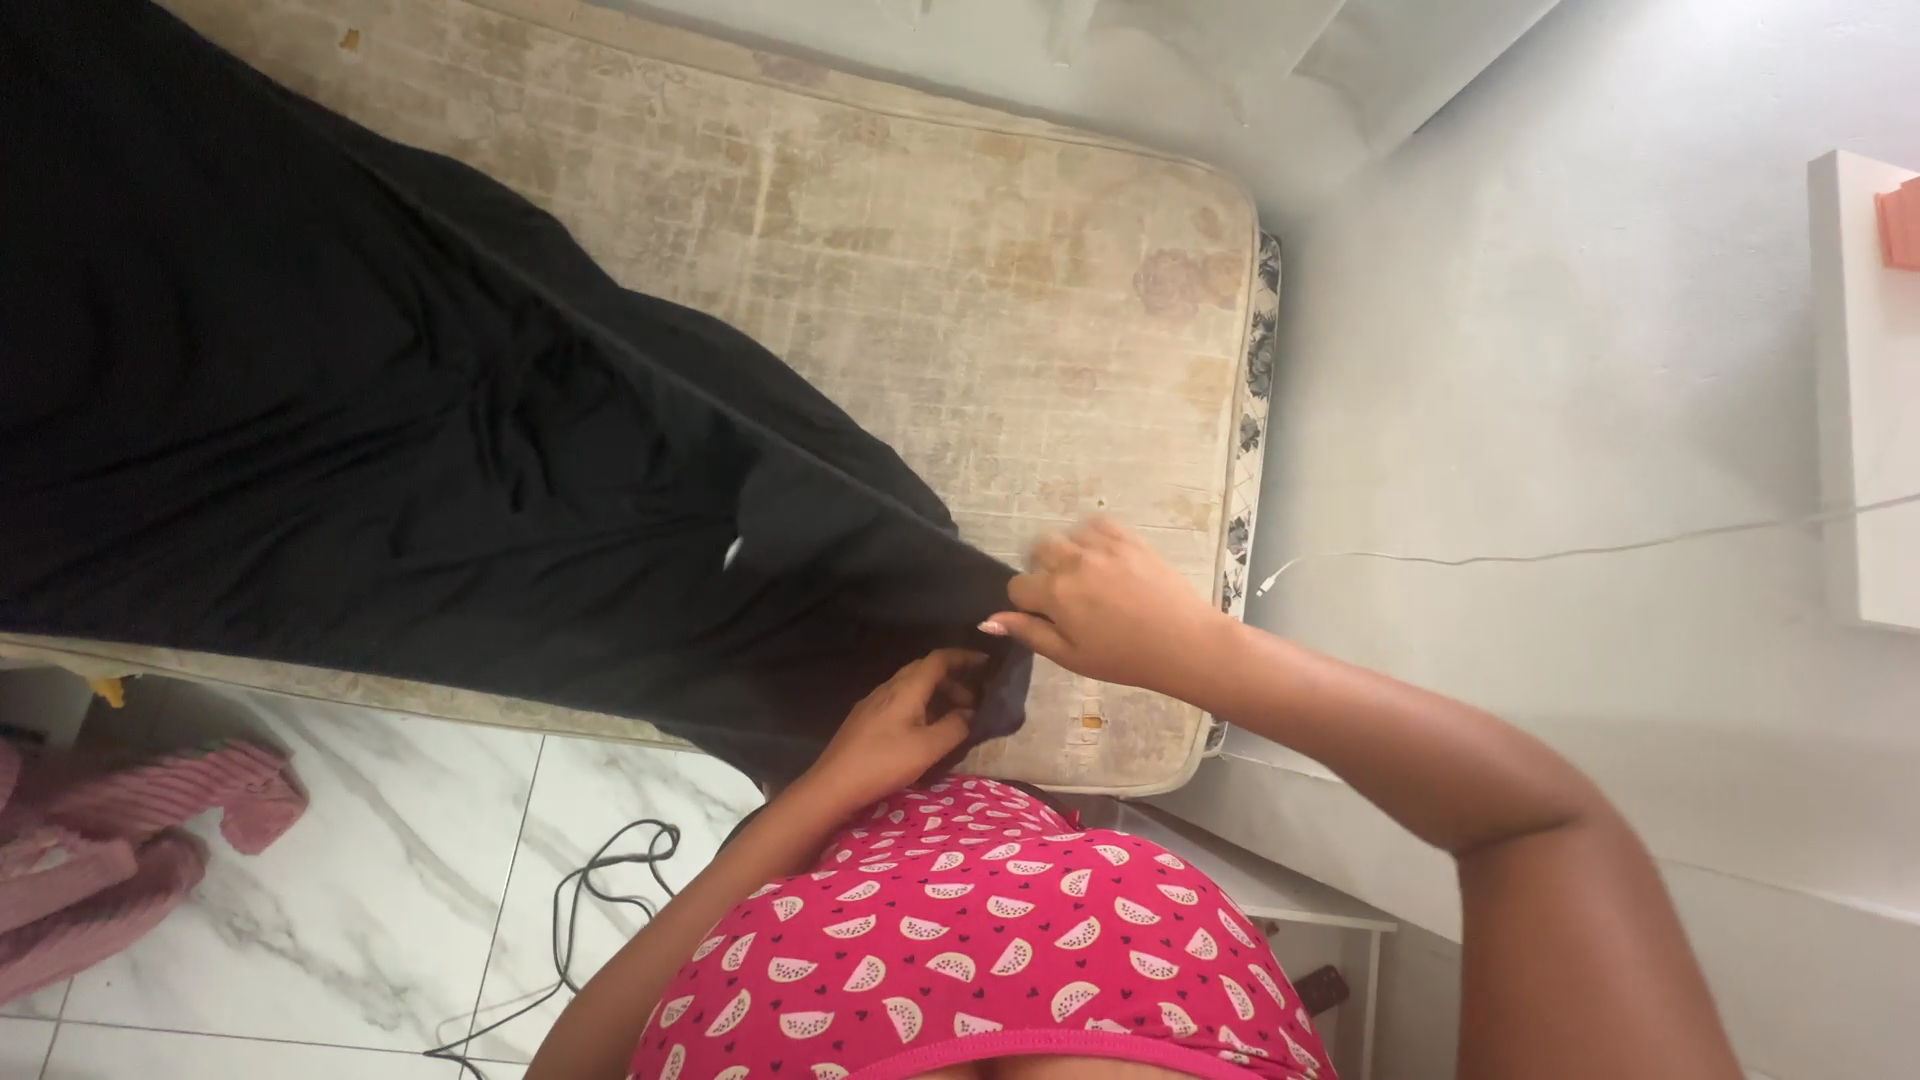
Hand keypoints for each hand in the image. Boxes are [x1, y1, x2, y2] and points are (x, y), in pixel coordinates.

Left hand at [797, 648, 986, 815]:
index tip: (986, 663)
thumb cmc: (883, 763)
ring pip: (912, 685)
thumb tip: (971, 713)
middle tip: (973, 700)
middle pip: (925, 670)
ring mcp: (874, 701)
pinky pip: (900, 699)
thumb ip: (954, 727)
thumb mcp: (927, 748)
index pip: (938, 659)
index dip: (963, 657)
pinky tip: (924, 728)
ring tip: (953, 717)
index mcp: (906, 688)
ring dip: (936, 694)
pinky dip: (920, 704)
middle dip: (953, 679)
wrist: (832, 784)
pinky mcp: (866, 717)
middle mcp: (889, 687)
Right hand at [980, 517, 1231, 696]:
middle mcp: (1073, 562)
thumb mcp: (1070, 656)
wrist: (1183, 642)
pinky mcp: (1128, 538)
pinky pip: (1096, 524)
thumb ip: (1029, 633)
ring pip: (1065, 536)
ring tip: (1088, 577)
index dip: (1026, 603)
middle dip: (1044, 571)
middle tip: (1066, 596)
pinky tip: (1105, 558)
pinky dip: (1093, 537)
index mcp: (1055, 594)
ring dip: (1068, 553)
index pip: (1018, 586)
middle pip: (1038, 551)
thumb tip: (988, 621)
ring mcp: (1102, 546)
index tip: (1046, 616)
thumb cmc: (1124, 658)